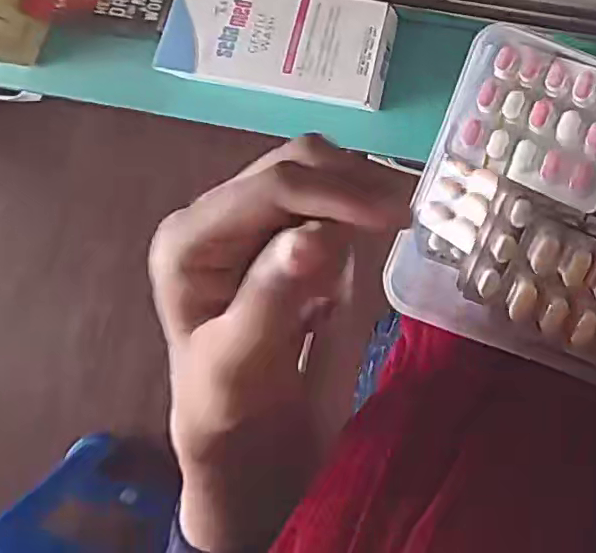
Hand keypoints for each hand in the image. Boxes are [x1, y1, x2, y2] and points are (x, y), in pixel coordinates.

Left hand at [148, 135, 409, 551]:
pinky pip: (331, 185)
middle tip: (405, 217)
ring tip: (395, 223)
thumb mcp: (243, 368)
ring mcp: (250, 210)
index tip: (396, 219)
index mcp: (189, 237)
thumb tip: (312, 236)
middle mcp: (216, 209)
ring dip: (364, 188)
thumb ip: (272, 299)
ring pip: (321, 165)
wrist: (246, 434)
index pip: (274, 187)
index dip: (338, 194)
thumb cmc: (234, 409)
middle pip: (299, 161)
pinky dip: (363, 197)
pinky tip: (380, 224)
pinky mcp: (282, 218)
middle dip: (356, 183)